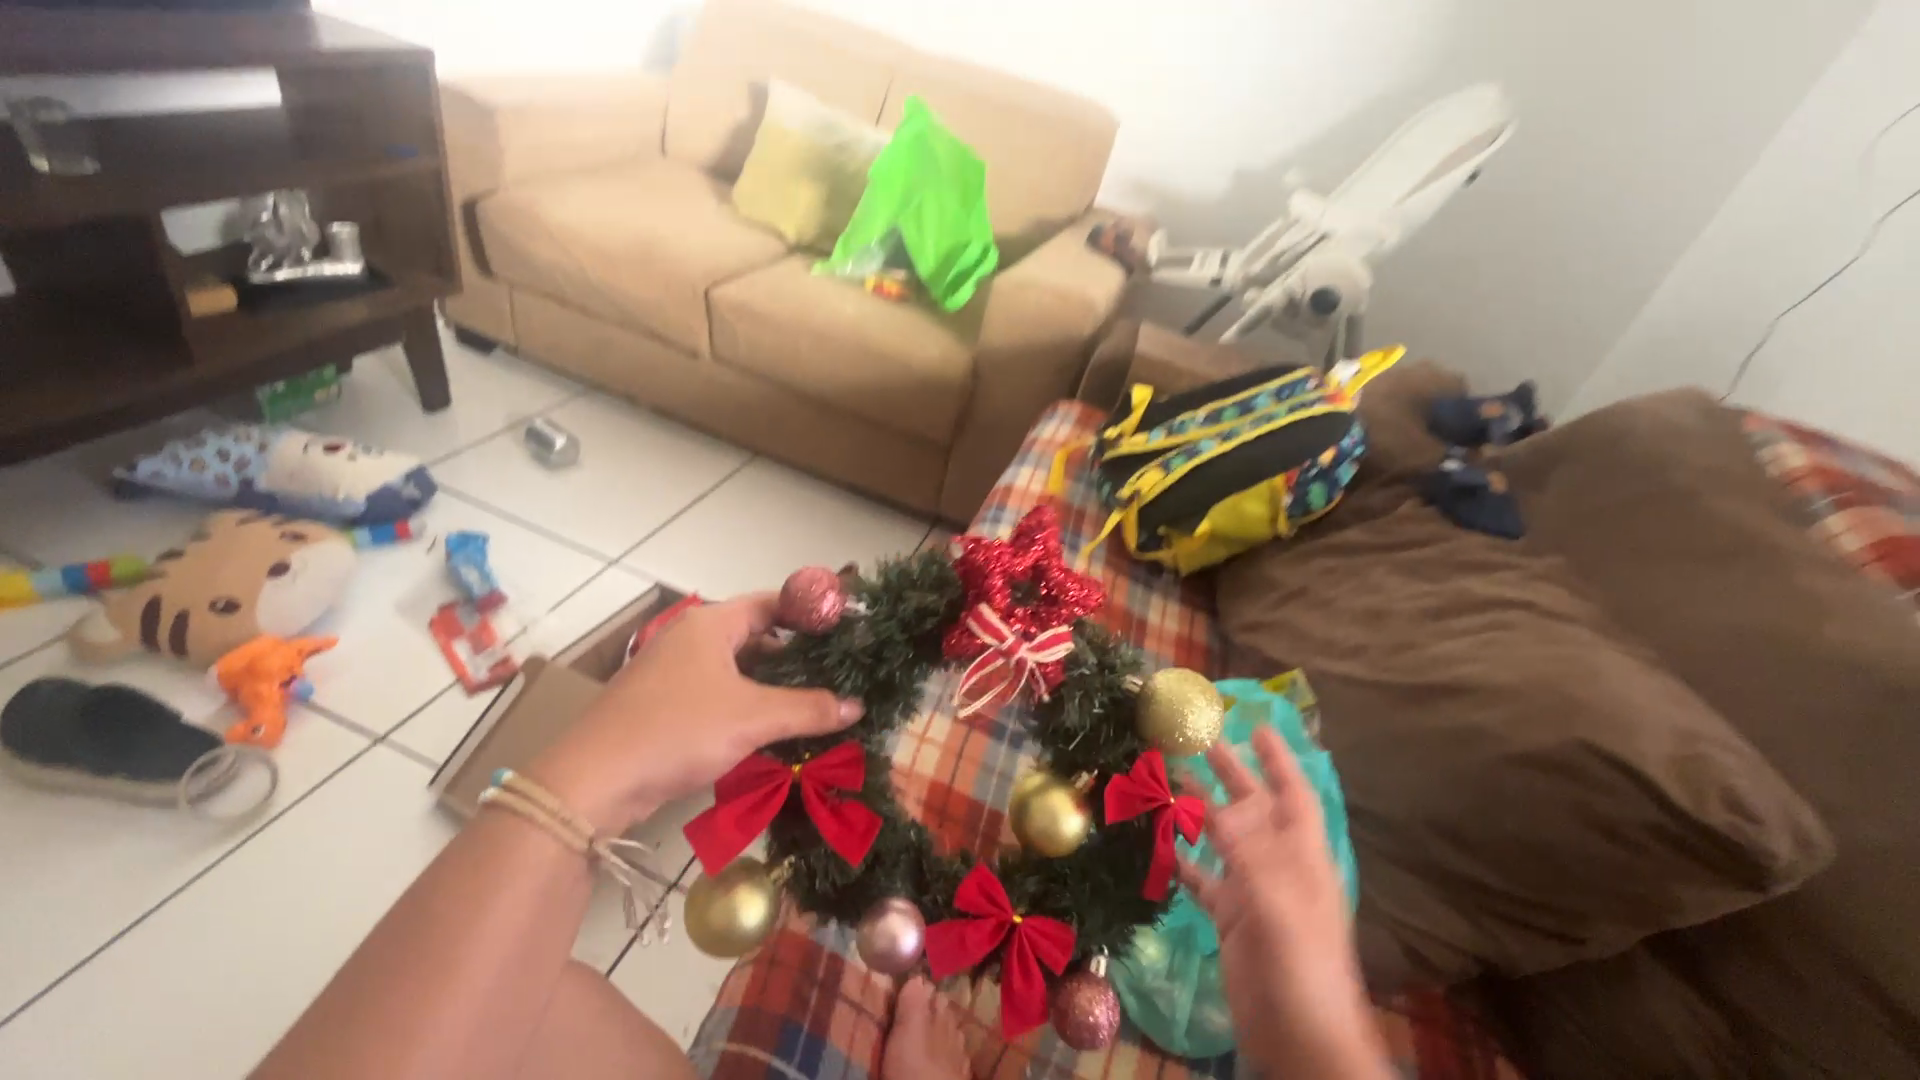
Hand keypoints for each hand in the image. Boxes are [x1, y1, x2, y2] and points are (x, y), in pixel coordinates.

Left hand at [529, 594, 862, 831]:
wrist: (593, 781)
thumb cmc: (677, 731)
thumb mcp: (752, 718)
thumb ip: (809, 709)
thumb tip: (858, 705)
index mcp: (710, 624)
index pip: (772, 603)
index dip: (810, 613)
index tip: (846, 629)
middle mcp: (691, 639)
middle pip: (755, 635)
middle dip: (796, 655)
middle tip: (838, 672)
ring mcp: (673, 672)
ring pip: (736, 668)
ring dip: (773, 684)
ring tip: (814, 702)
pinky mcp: (663, 704)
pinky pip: (718, 693)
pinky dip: (747, 704)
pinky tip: (771, 727)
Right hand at [1179, 728, 1389, 1078]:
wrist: (1301, 1040)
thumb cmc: (1303, 969)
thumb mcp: (1280, 906)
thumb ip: (1248, 855)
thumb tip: (1213, 807)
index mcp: (1302, 857)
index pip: (1294, 795)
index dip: (1279, 759)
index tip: (1257, 725)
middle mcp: (1278, 866)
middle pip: (1252, 807)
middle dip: (1228, 772)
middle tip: (1195, 739)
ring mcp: (1253, 892)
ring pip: (1221, 838)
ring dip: (1197, 810)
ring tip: (1165, 780)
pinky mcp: (1230, 919)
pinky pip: (1200, 878)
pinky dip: (1180, 859)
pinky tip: (1156, 843)